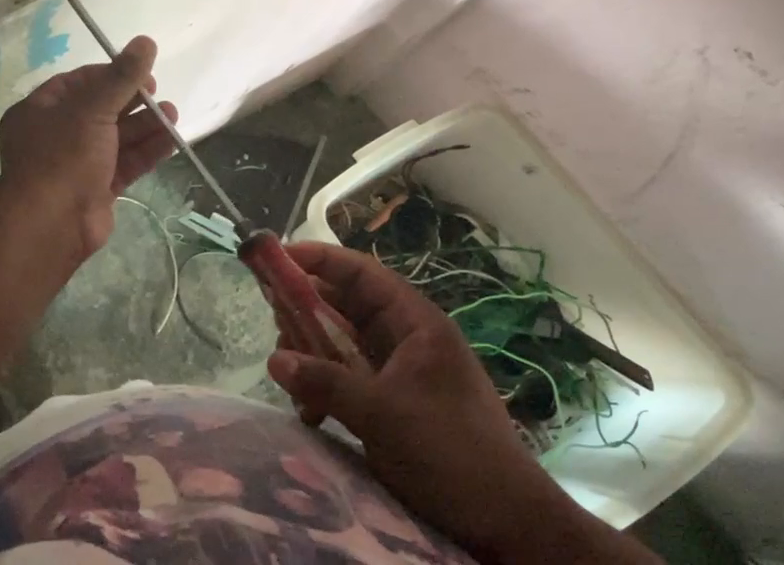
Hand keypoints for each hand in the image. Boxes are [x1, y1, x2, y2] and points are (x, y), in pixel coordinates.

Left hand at [0, 36, 178, 256]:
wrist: (51, 224)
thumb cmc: (62, 156)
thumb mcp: (92, 109)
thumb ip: (121, 77)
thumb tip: (146, 42)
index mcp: (38, 111)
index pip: (75, 84)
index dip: (107, 75)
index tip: (137, 71)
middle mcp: (53, 135)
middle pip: (98, 110)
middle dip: (131, 102)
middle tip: (158, 93)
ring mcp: (74, 165)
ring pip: (114, 139)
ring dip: (143, 126)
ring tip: (173, 115)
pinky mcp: (95, 190)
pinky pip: (123, 164)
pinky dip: (146, 152)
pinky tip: (171, 140)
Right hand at [266, 242, 617, 563]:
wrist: (510, 525)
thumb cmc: (451, 453)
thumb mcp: (381, 415)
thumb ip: (325, 381)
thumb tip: (273, 359)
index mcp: (417, 324)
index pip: (361, 272)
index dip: (318, 259)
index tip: (276, 259)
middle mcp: (409, 339)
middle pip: (347, 305)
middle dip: (306, 312)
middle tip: (275, 325)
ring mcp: (404, 372)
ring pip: (344, 342)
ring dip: (312, 355)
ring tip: (291, 375)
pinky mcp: (397, 403)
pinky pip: (350, 378)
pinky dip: (325, 387)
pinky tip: (310, 412)